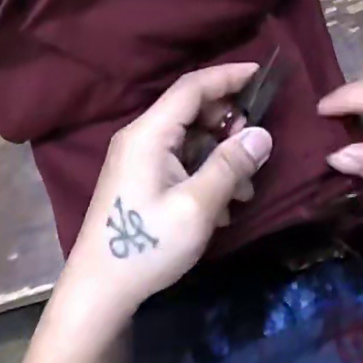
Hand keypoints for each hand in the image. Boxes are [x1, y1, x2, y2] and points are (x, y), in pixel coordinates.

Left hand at [58, 64, 273, 326]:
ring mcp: (138, 159)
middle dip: (228, 124)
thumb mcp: (197, 207)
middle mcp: (140, 137)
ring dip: (221, 156)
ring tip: (244, 190)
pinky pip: (179, 161)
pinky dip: (205, 173)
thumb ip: (230, 166)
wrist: (100, 287)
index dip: (227, 76)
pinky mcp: (140, 179)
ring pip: (189, 140)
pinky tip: (222, 206)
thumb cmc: (148, 245)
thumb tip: (262, 134)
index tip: (261, 75)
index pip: (191, 87)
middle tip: (256, 149)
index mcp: (148, 134)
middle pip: (191, 111)